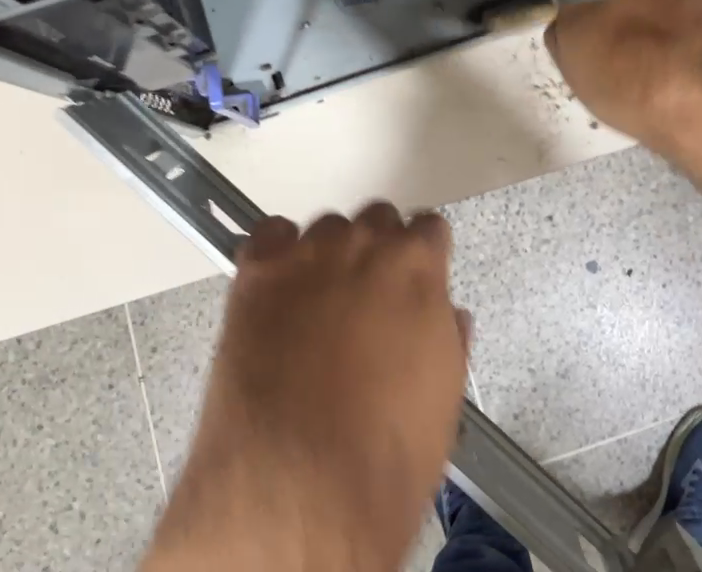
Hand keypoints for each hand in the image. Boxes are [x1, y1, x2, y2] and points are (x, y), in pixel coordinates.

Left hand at [144, 205, 469, 571]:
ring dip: (327, 255)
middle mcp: (364, 245)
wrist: (301, 481)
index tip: (413, 279)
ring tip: (315, 304)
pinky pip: (270, 235)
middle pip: (374, 219)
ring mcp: (306, 255)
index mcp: (418, 268)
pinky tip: (278, 292)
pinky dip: (277, 254)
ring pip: (324, 228)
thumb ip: (445, 335)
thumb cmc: (387, 452)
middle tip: (364, 297)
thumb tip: (445, 315)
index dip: (422, 255)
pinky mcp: (256, 273)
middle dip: (375, 250)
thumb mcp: (444, 393)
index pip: (428, 227)